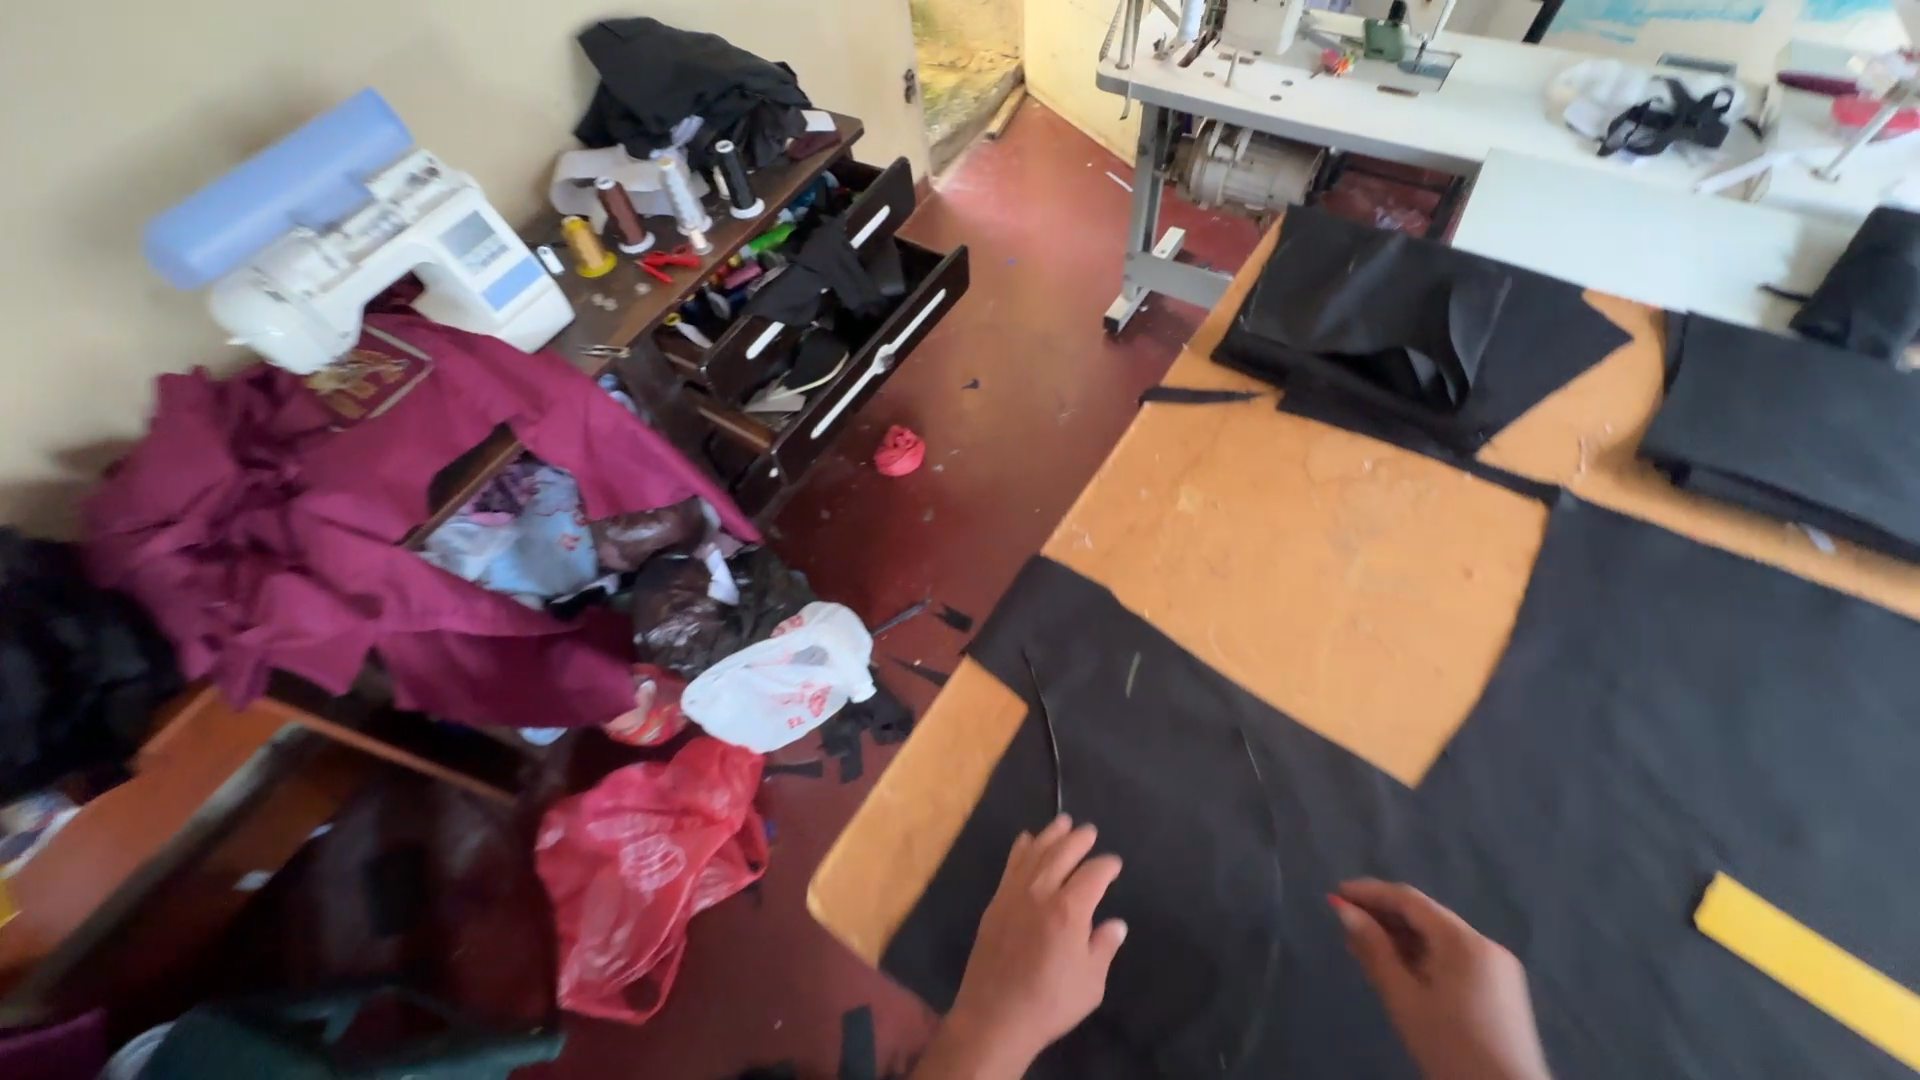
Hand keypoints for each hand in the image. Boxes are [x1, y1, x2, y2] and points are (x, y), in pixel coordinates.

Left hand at [912, 815, 1126, 1079]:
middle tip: (1089, 830)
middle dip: (1079, 839)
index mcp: (1069, 909)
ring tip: (1063, 821)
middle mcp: (1041, 892)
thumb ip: (1103, 947)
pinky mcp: (996, 902)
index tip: (1114, 863)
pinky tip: (1026, 839)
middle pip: (1062, 853)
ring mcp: (1015, 893)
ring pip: (1035, 852)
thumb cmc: (1050, 1002)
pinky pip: (1011, 864)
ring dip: (1051, 834)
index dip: (1106, 865)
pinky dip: (1021, 847)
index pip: (1093, 874)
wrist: (995, 1015)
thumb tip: (1115, 923)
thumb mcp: (1091, 982)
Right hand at [1332, 879, 1552, 1079]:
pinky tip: (1396, 967)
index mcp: (1464, 942)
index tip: (1335, 894)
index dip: (1369, 892)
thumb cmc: (1450, 1048)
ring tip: (1362, 946)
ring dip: (1400, 937)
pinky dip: (1421, 955)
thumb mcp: (1403, 997)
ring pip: (1438, 937)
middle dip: (1383, 915)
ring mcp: (1497, 967)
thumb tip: (1343, 908)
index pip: (1409, 900)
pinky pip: (1452, 957)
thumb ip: (1373, 948)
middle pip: (1425, 916)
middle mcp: (1485, 944)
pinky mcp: (1500, 988)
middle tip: (1344, 923)